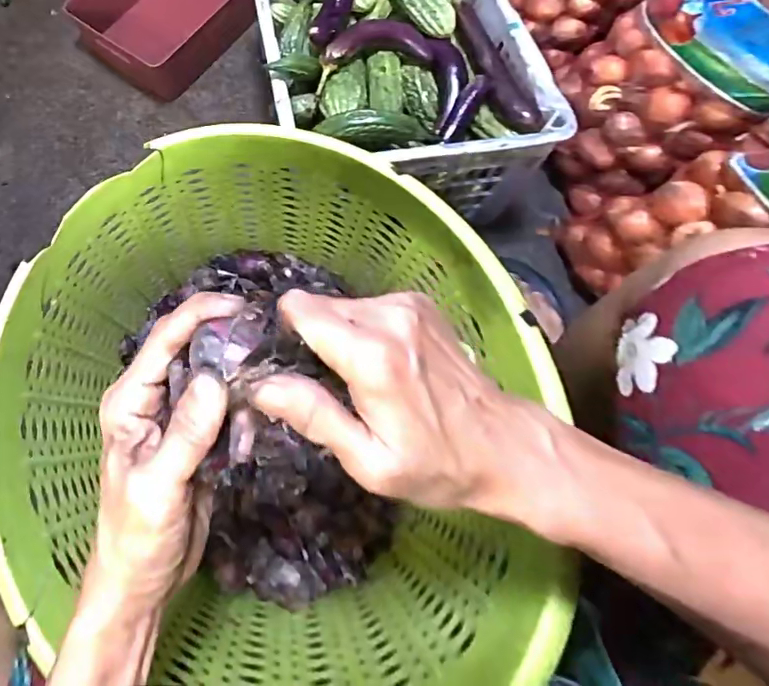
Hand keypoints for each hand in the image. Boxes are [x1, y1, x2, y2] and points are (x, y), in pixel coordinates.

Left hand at [82, 292, 241, 614]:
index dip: (197, 315)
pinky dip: (240, 409)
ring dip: (236, 373)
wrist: (141, 580)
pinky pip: (221, 409)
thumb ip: (186, 433)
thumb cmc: (136, 534)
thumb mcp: (159, 486)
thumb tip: (214, 378)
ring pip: (208, 376)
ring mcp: (173, 416)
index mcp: (129, 399)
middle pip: (187, 349)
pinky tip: (255, 419)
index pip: (163, 341)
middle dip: (222, 336)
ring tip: (268, 368)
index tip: (237, 305)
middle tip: (263, 330)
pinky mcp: (194, 436)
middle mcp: (150, 398)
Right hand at [251, 291, 580, 539]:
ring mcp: (405, 304)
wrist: (508, 446)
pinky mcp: (416, 302)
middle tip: (325, 380)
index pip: (298, 309)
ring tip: (356, 376)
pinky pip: (364, 307)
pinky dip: (360, 329)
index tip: (288, 364)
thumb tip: (260, 385)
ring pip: (338, 306)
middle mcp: (387, 316)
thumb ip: (313, 416)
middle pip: (315, 306)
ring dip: (336, 334)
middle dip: (309, 337)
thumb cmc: (437, 466)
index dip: (283, 333)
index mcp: (372, 356)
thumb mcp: (370, 461)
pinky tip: (381, 362)